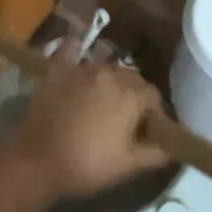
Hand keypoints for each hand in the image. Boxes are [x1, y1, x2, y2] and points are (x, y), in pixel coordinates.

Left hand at [10, 59, 171, 197]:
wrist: (40, 157)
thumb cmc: (89, 163)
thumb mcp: (129, 165)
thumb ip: (155, 151)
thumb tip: (170, 144)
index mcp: (129, 95)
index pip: (153, 95)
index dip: (155, 113)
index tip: (151, 129)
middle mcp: (108, 73)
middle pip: (131, 77)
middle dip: (135, 93)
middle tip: (130, 117)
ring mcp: (81, 68)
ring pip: (105, 67)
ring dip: (111, 80)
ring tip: (106, 101)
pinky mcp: (58, 68)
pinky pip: (70, 51)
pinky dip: (75, 49)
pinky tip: (75, 47)